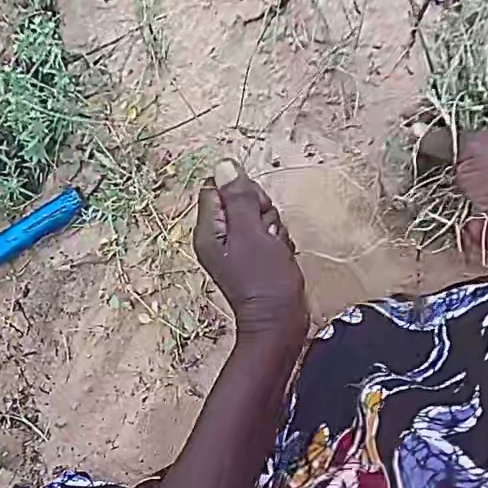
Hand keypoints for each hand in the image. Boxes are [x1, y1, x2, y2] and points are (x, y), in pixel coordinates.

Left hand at [194, 162, 305, 342]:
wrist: (279, 322)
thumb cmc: (265, 282)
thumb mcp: (252, 234)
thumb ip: (238, 199)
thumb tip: (224, 165)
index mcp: (208, 233)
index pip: (217, 189)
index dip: (240, 193)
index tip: (254, 212)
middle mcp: (218, 240)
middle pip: (240, 201)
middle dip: (261, 212)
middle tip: (265, 235)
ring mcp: (236, 250)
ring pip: (258, 217)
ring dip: (272, 228)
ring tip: (273, 250)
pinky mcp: (254, 258)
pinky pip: (267, 235)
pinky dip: (277, 242)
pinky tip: (279, 257)